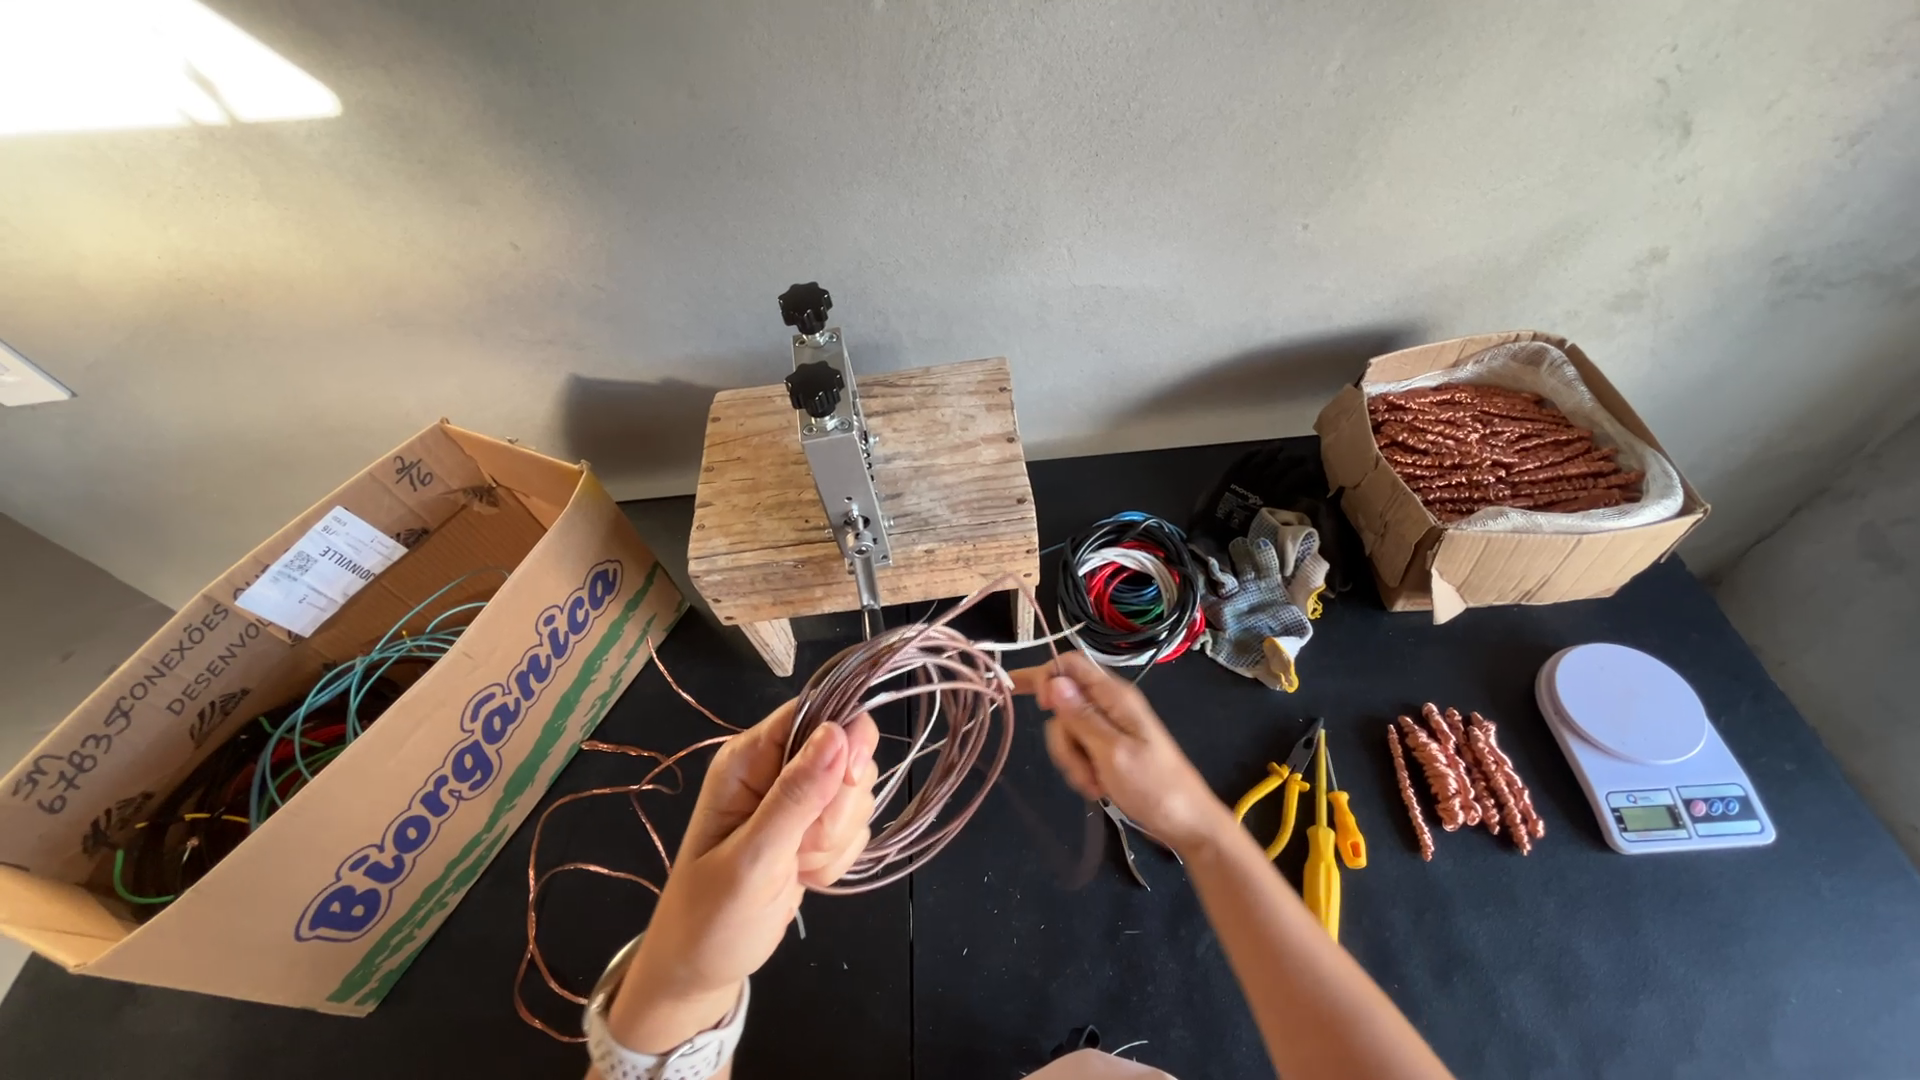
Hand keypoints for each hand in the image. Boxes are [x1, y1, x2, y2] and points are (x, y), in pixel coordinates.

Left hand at [607, 701, 878, 1052]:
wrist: (700, 971)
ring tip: (796, 867)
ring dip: (837, 837)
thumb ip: (797, 795)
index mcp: (748, 759)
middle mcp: (774, 768)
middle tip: (803, 846)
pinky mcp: (814, 827)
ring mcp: (796, 798)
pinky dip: (838, 857)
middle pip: (846, 752)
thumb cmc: (711, 917)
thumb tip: (839, 731)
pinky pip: (854, 825)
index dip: (846, 736)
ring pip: (855, 792)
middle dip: (839, 805)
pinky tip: (805, 876)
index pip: (814, 712)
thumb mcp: (753, 858)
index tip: (853, 778)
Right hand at [1009, 651, 1230, 855]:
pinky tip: (1096, 788)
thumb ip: (1081, 717)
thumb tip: (1053, 681)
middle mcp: (1109, 705)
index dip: (1046, 677)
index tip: (1036, 705)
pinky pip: (1077, 749)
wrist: (1186, 824)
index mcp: (1114, 696)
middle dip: (1061, 737)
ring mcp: (1108, 728)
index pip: (1069, 664)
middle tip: (1078, 766)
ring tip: (1093, 784)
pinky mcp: (1106, 749)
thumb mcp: (1113, 752)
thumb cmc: (1155, 787)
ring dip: (1071, 760)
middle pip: (1061, 703)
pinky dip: (1080, 769)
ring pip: (1066, 730)